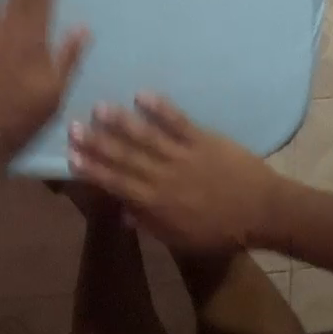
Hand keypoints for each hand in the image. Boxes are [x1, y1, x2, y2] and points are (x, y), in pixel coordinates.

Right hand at [67, 94, 282, 254]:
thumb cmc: (220, 231)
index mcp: (156, 203)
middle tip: (73, 127)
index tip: (71, 156)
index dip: (93, 170)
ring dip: (121, 123)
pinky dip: (160, 108)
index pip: (117, 184)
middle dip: (97, 143)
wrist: (261, 213)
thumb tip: (121, 212)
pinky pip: (178, 121)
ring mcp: (183, 156)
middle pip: (125, 158)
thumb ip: (150, 224)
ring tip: (99, 108)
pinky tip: (142, 95)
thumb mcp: (181, 239)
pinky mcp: (203, 139)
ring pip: (146, 137)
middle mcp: (163, 177)